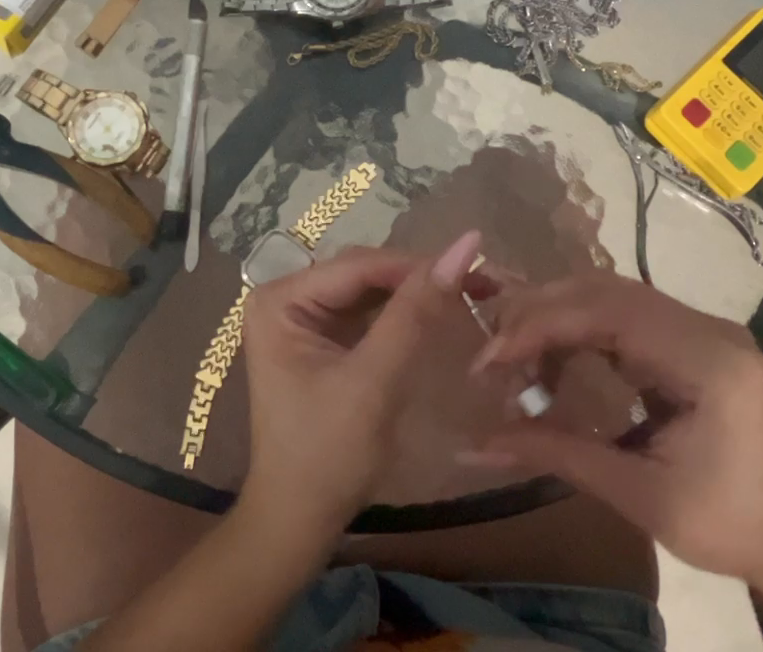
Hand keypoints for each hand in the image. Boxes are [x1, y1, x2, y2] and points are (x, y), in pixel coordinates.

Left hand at [240, 231, 482, 531]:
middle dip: (420, 275)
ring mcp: (304, 318)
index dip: (417, 264)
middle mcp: (286, 298)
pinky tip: (440, 308)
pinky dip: (404, 312)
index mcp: (280, 300)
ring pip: (370, 289)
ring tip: (473, 287)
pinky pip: (368, 312)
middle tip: (482, 278)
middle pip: (364, 273)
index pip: (358, 266)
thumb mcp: (373, 380)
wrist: (300, 516)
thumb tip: (464, 247)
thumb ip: (415, 314)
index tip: (477, 264)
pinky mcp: (323, 339)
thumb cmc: (327, 452)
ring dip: (417, 291)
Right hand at [465, 271, 762, 587]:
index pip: (607, 313)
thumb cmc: (727, 525)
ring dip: (555, 314)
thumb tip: (475, 444)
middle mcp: (709, 329)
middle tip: (491, 350)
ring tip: (513, 350)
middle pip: (605, 291)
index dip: (540, 326)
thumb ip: (557, 455)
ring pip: (611, 294)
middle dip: (539, 313)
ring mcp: (704, 330)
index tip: (491, 359)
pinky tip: (552, 356)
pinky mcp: (695, 341)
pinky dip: (579, 327)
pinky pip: (625, 313)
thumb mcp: (639, 496)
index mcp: (709, 362)